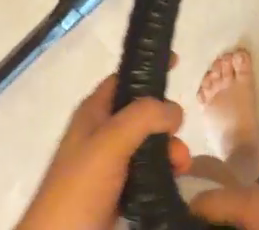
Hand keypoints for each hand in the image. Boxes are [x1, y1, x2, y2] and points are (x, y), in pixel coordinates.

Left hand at [17, 74, 190, 229]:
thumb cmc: (78, 190)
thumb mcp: (109, 143)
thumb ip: (143, 117)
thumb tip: (174, 111)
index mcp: (93, 114)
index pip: (124, 78)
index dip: (148, 69)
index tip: (178, 63)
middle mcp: (101, 135)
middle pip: (143, 114)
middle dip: (166, 123)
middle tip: (178, 137)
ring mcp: (109, 167)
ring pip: (149, 145)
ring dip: (169, 151)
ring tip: (180, 168)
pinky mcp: (117, 194)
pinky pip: (148, 173)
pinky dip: (164, 173)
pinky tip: (174, 181)